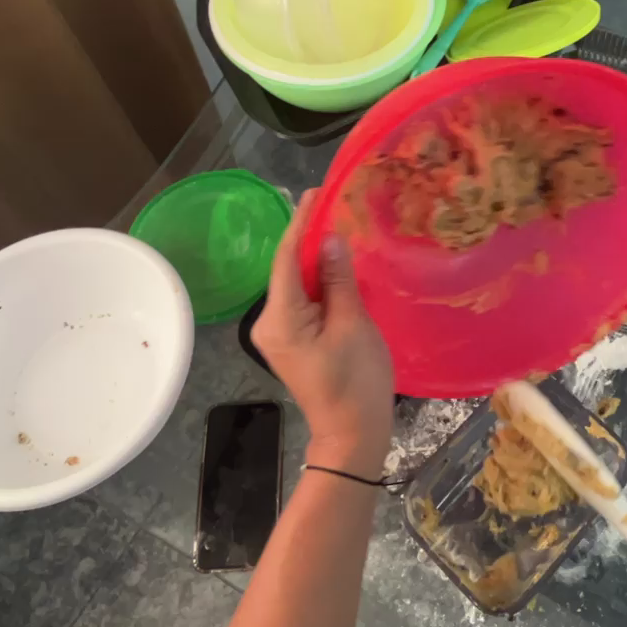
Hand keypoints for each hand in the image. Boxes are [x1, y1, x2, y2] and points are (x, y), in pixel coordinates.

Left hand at [252, 190, 394, 477]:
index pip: (285, 258)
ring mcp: (278, 332)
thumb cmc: (357, 381)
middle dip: (308, 237)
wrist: (352, 434)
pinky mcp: (292, 339)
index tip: (315, 192)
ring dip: (315, 258)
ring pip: (296, 283)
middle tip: (333, 203)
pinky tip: (335, 263)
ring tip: (338, 225)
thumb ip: (338, 278)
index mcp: (280, 318)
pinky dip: (318, 280)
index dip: (301, 223)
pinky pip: (302, 299)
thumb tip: (328, 238)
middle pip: (287, 268)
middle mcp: (269, 322)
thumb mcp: (352, 324)